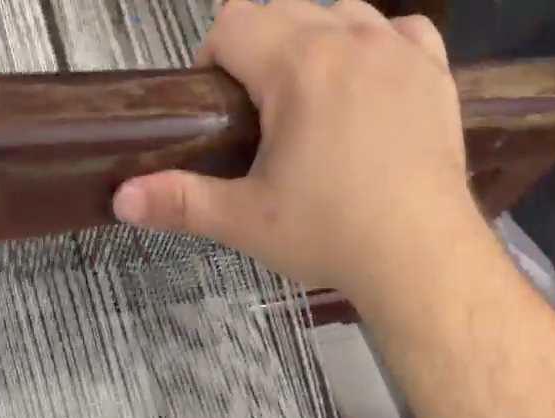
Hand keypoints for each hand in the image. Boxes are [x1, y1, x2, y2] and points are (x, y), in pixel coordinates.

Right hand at [112, 0, 487, 303]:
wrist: (419, 255)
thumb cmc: (330, 235)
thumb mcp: (246, 221)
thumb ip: (181, 201)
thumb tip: (121, 198)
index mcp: (297, 65)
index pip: (233, 22)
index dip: (211, 59)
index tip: (215, 107)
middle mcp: (349, 38)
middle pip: (284, 8)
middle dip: (260, 50)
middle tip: (257, 117)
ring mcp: (398, 50)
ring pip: (341, 12)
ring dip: (315, 42)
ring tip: (309, 103)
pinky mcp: (434, 73)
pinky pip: (399, 31)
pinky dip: (376, 48)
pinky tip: (367, 87)